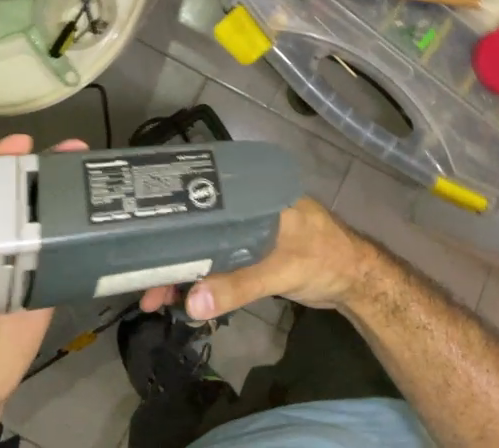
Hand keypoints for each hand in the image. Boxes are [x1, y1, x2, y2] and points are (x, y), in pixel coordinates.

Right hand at [141, 197, 379, 320]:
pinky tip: (181, 297)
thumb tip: (191, 302)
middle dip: (174, 253)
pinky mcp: (253, 254)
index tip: (144, 236)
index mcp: (255, 195)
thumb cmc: (323, 259)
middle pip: (202, 227)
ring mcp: (250, 231)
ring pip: (207, 247)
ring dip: (184, 270)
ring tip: (155, 297)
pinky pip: (219, 263)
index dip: (176, 217)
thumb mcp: (281, 271)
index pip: (207, 197)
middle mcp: (249, 208)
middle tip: (144, 283)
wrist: (354, 281)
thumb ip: (239, 285)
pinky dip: (201, 279)